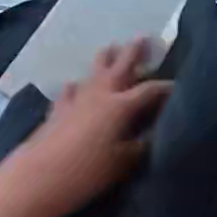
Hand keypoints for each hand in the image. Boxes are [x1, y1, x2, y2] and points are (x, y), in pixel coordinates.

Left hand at [0, 38, 171, 216]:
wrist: (37, 178)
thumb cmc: (86, 173)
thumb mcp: (122, 163)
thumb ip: (140, 147)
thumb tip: (151, 136)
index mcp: (120, 106)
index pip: (150, 90)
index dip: (166, 88)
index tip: (179, 86)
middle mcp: (99, 95)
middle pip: (120, 66)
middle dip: (134, 52)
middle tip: (144, 38)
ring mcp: (76, 99)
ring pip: (93, 71)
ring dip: (106, 59)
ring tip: (112, 49)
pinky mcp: (57, 110)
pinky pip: (71, 90)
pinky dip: (78, 85)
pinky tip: (76, 85)